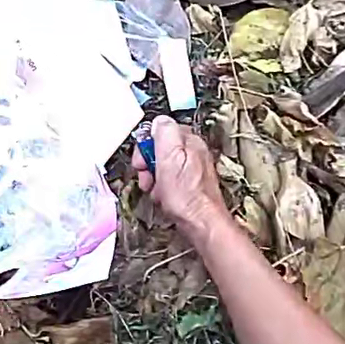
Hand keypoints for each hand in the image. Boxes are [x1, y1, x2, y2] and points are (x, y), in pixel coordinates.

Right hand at [132, 115, 230, 242]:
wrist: (201, 223)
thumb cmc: (187, 196)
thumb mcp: (169, 157)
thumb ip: (164, 133)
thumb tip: (159, 120)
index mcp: (189, 141)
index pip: (160, 131)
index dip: (146, 146)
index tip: (143, 160)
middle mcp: (193, 152)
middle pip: (160, 149)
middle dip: (149, 164)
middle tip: (148, 176)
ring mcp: (193, 169)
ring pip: (163, 167)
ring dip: (155, 178)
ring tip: (157, 190)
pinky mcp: (190, 185)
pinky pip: (169, 181)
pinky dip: (163, 189)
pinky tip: (164, 197)